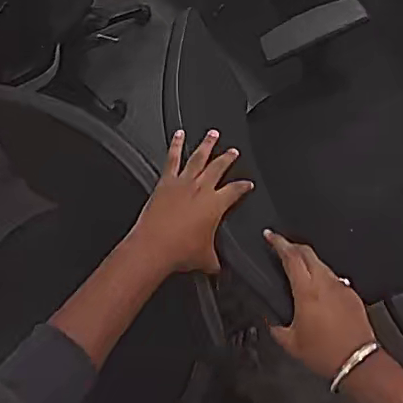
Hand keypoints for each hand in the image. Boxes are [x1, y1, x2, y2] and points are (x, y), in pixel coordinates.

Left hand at [118, 129, 253, 279]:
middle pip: (220, 167)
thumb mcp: (206, 260)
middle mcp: (202, 189)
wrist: (154, 247)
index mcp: (217, 204)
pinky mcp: (165, 182)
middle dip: (228, 157)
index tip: (248, 184)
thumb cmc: (180, 252)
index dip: (244, 186)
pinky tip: (178, 135)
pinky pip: (172, 159)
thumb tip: (218, 269)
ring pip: (199, 157)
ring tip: (212, 134)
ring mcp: (183, 182)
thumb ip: (215, 262)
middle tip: (233, 151)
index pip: (236, 190)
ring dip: (207, 144)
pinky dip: (175, 145)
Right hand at [266, 230, 375, 379]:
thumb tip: (269, 317)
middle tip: (282, 246)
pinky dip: (323, 276)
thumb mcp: (290, 343)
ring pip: (322, 264)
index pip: (291, 256)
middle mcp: (326, 283)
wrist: (357, 361)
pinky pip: (334, 277)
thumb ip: (275, 325)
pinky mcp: (352, 293)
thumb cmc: (325, 353)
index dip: (279, 242)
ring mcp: (341, 286)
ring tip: (298, 268)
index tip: (270, 236)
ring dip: (308, 261)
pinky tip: (318, 288)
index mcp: (307, 292)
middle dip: (293, 245)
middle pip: (308, 252)